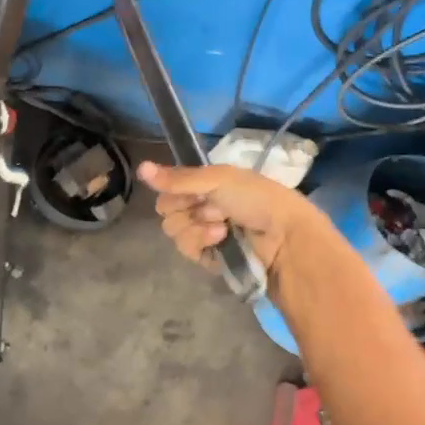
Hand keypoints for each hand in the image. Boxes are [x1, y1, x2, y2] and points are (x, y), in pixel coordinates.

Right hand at [138, 161, 321, 276]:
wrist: (284, 238)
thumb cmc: (257, 200)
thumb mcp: (219, 179)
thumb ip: (178, 178)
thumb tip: (140, 167)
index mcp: (209, 185)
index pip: (171, 186)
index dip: (174, 188)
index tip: (188, 189)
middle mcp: (203, 208)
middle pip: (166, 208)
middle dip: (185, 207)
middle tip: (210, 207)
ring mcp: (204, 234)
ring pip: (172, 229)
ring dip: (195, 224)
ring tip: (221, 225)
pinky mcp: (206, 257)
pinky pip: (185, 248)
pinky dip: (201, 240)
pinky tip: (220, 237)